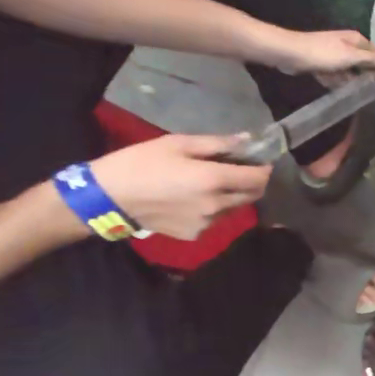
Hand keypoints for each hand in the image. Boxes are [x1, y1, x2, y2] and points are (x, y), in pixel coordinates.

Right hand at [88, 134, 271, 239]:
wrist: (110, 197)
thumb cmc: (142, 162)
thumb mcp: (178, 143)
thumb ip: (217, 144)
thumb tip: (246, 140)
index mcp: (213, 180)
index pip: (257, 179)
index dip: (264, 169)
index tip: (260, 161)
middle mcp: (216, 206)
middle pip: (251, 196)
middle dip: (252, 183)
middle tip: (239, 170)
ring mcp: (206, 224)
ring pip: (233, 209)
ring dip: (232, 196)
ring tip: (212, 183)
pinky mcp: (194, 235)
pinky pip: (214, 220)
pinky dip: (213, 209)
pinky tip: (193, 199)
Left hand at [272, 28, 374, 74]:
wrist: (290, 53)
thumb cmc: (323, 54)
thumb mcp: (351, 57)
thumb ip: (373, 58)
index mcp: (356, 39)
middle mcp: (347, 44)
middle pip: (362, 64)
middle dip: (360, 76)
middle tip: (357, 85)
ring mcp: (334, 54)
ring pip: (348, 72)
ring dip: (344, 80)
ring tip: (337, 82)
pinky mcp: (323, 63)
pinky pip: (334, 75)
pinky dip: (331, 79)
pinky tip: (326, 81)